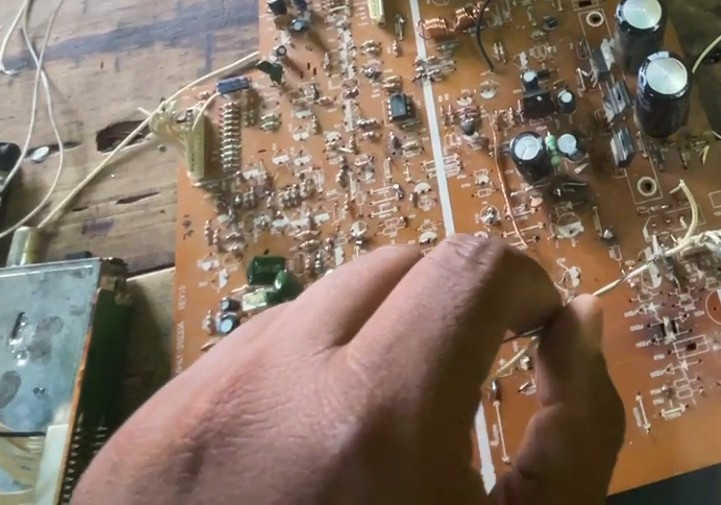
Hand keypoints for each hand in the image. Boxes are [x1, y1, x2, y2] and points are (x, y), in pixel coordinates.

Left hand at [75, 235, 624, 504]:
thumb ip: (578, 429)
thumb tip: (579, 313)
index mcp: (371, 422)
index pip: (471, 267)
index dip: (522, 286)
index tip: (532, 333)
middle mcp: (268, 385)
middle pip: (398, 266)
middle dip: (451, 306)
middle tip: (464, 377)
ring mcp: (191, 404)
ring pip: (323, 302)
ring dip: (375, 337)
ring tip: (379, 428)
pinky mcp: (140, 432)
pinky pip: (252, 352)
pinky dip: (302, 374)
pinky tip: (303, 455)